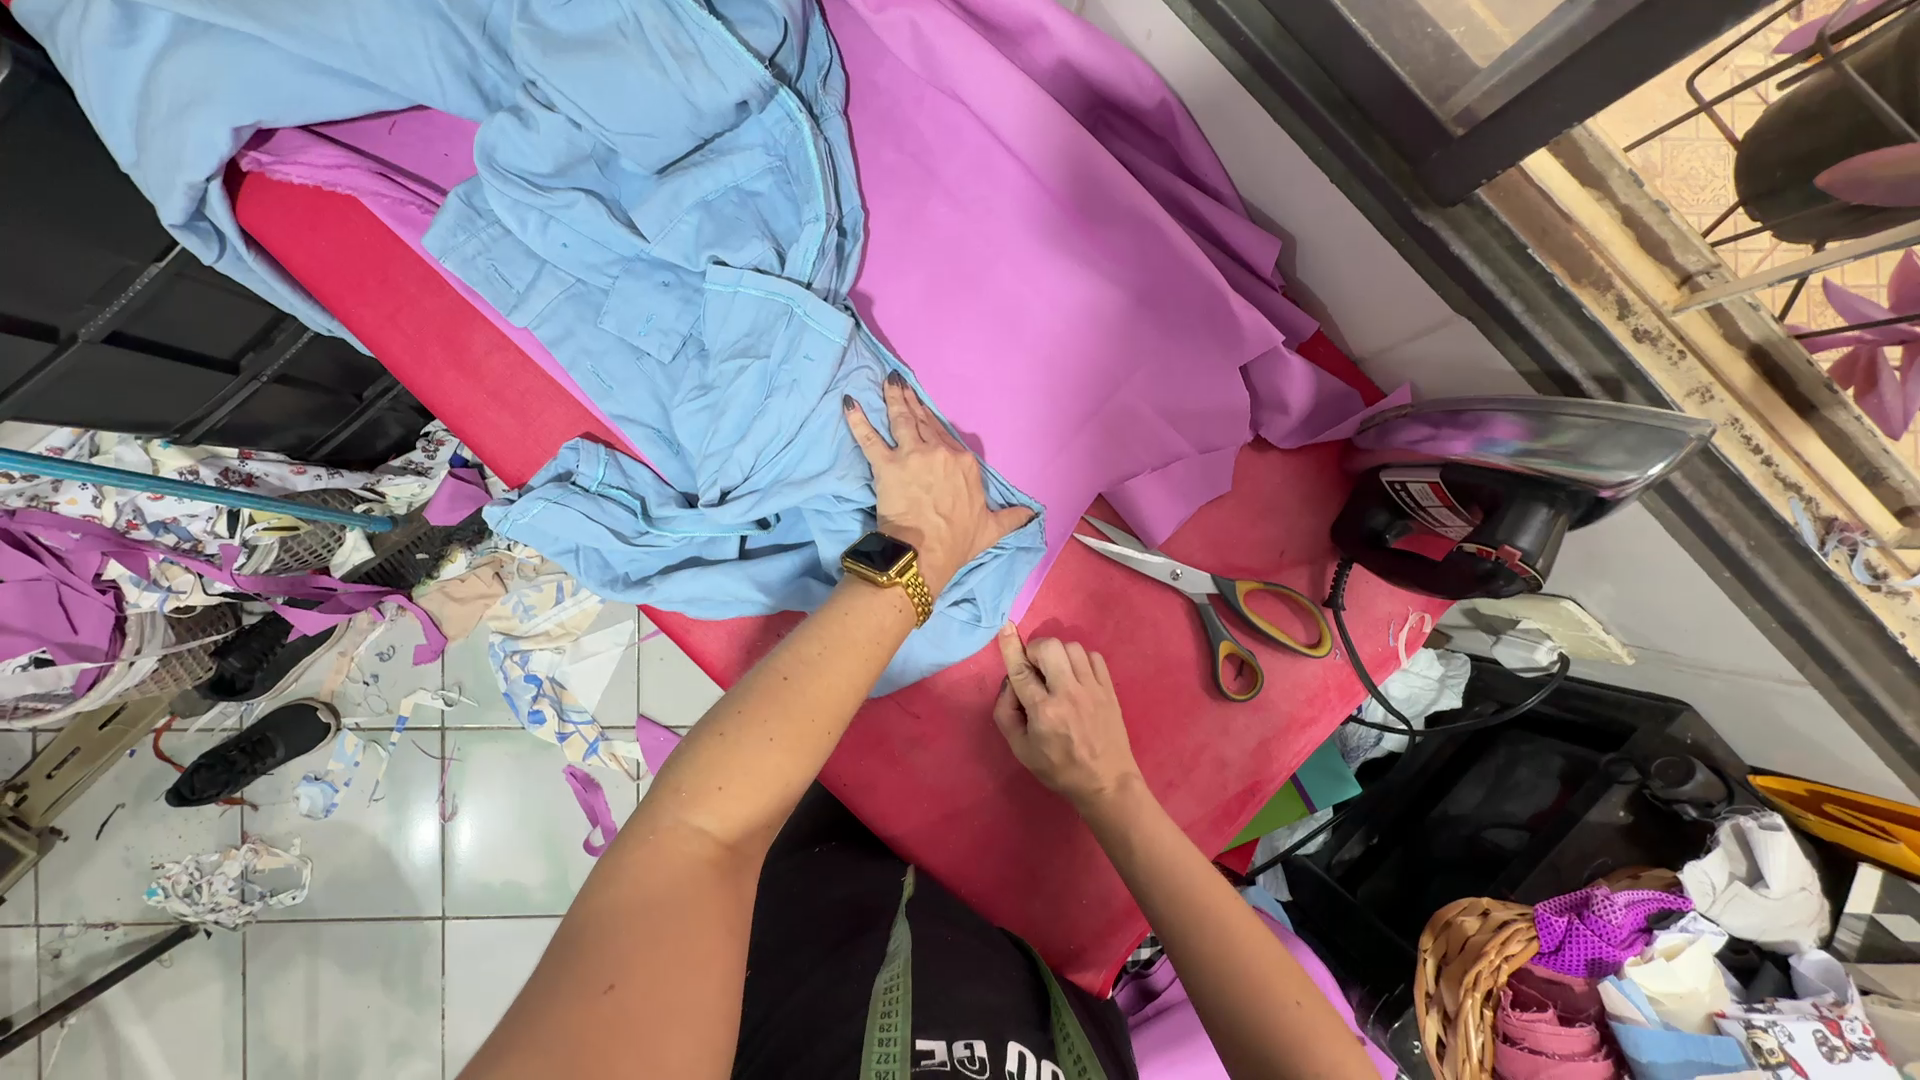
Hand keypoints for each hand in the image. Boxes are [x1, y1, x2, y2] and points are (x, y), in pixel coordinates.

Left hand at [844, 372, 1032, 595]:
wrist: (925, 553)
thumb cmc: (957, 542)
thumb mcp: (991, 529)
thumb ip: (1011, 518)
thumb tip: (1032, 514)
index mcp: (966, 464)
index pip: (947, 437)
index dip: (934, 423)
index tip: (925, 411)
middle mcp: (941, 453)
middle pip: (924, 422)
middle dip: (912, 401)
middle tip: (901, 383)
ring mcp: (913, 456)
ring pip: (901, 420)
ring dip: (893, 398)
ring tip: (887, 381)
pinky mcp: (887, 465)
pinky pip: (869, 438)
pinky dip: (857, 420)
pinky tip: (848, 403)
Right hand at [991, 624, 1143, 810]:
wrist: (1106, 782)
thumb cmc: (1059, 769)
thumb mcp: (1021, 750)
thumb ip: (1006, 713)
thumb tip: (1009, 682)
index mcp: (1044, 712)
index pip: (1021, 670)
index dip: (1010, 647)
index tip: (1005, 627)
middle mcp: (1068, 694)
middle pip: (1049, 648)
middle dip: (1035, 650)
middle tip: (1034, 668)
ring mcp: (1092, 689)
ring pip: (1072, 647)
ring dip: (1058, 655)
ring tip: (1056, 673)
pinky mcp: (1109, 689)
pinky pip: (1093, 656)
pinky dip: (1080, 660)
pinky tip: (1076, 676)